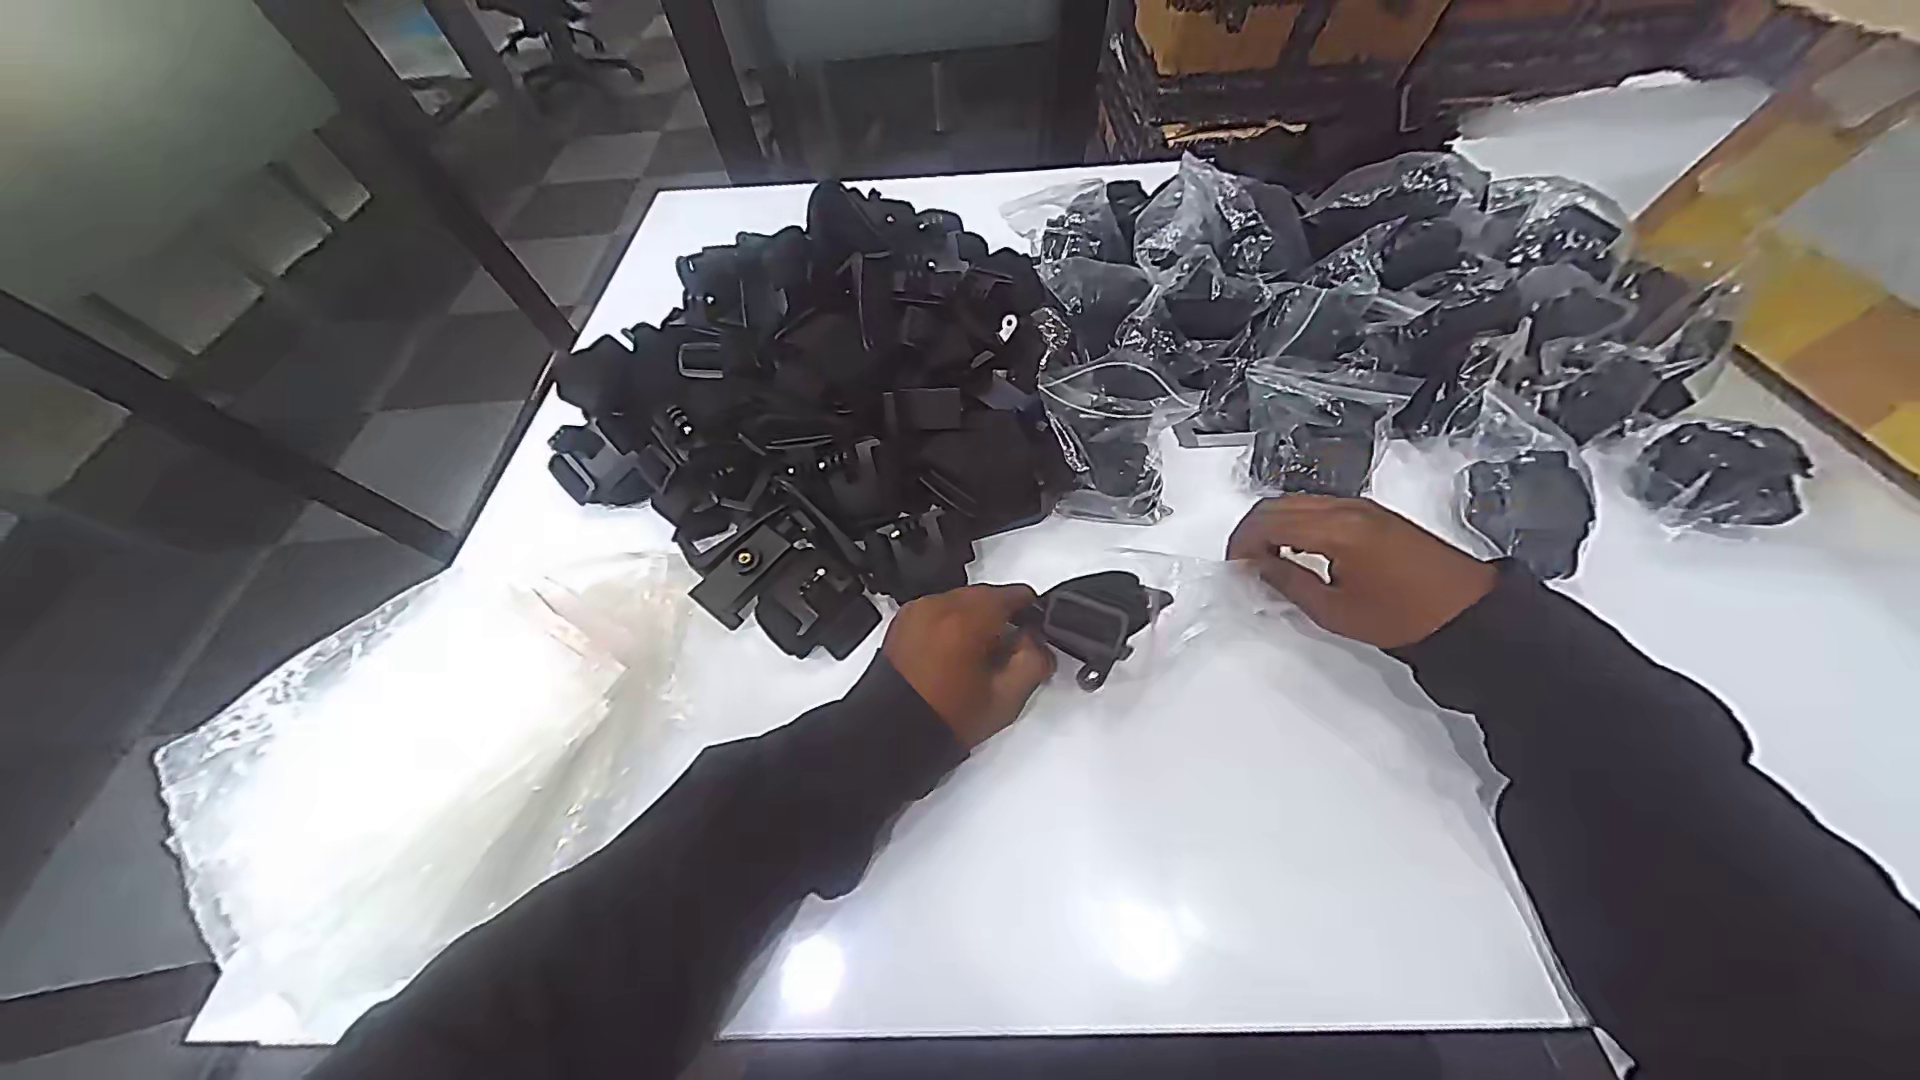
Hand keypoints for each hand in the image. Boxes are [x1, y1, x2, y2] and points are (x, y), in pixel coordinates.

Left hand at [883, 584, 1056, 747]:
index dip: (1032, 614)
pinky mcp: (903, 621)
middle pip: (987, 597)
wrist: (890, 735)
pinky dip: (950, 626)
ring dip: (975, 622)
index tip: (1034, 632)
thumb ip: (1033, 661)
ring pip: (962, 603)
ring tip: (976, 662)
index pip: (1015, 595)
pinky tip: (952, 658)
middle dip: (1002, 619)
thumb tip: (1038, 643)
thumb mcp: (1005, 699)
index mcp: (968, 619)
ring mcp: (918, 611)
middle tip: (1008, 654)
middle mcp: (939, 606)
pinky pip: (938, 612)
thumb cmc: (939, 720)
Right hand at [1226, 495, 1497, 648]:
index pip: (1268, 522)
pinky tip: (1293, 548)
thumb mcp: (1333, 610)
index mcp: (1337, 530)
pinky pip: (1317, 505)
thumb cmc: (1404, 617)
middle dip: (1251, 531)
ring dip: (1271, 525)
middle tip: (1243, 562)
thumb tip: (1257, 566)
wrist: (1467, 613)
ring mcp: (1361, 507)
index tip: (1236, 567)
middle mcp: (1348, 508)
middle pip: (1277, 505)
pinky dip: (1294, 521)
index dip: (1242, 544)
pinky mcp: (1372, 513)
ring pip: (1295, 502)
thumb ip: (1287, 582)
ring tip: (1265, 558)